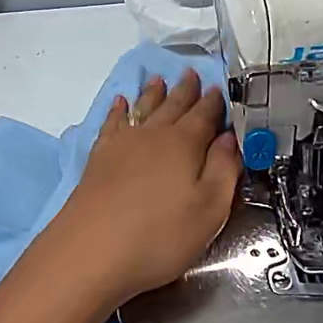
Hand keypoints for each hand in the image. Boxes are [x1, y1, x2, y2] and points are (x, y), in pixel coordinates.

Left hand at [28, 70, 241, 307]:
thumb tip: (230, 138)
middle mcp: (152, 135)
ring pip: (142, 109)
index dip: (214, 103)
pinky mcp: (99, 157)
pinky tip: (119, 103)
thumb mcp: (209, 209)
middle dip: (185, 90)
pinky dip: (118, 110)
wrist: (91, 249)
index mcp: (184, 144)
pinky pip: (112, 123)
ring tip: (158, 79)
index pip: (204, 116)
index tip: (219, 88)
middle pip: (172, 106)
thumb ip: (224, 170)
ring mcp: (122, 143)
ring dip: (153, 94)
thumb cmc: (159, 235)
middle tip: (191, 73)